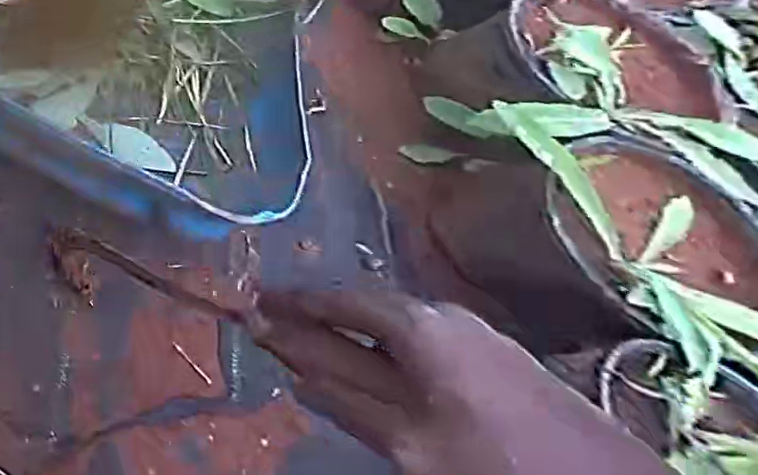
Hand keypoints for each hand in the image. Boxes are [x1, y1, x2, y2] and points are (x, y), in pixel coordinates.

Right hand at [249, 290, 669, 474]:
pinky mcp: (505, 363)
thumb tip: (292, 369)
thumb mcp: (413, 444)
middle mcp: (444, 315)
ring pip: (395, 325)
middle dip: (319, 315)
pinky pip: (427, 341)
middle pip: (363, 307)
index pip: (335, 300)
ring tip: (320, 344)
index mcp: (417, 323)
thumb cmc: (500, 466)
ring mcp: (480, 337)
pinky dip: (390, 349)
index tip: (252, 300)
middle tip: (277, 320)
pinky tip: (382, 369)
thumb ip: (348, 401)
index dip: (290, 302)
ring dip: (353, 333)